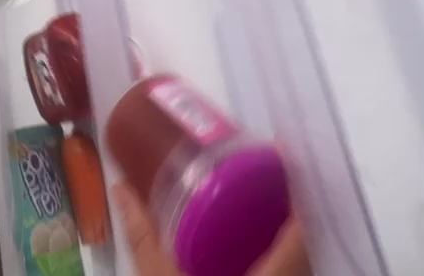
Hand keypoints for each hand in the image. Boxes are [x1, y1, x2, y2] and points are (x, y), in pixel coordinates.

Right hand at [114, 183, 309, 275]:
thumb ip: (142, 235)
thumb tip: (122, 186)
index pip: (298, 237)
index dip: (296, 197)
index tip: (282, 158)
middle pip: (301, 252)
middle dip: (285, 213)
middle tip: (258, 176)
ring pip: (295, 270)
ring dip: (282, 241)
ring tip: (254, 209)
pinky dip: (276, 262)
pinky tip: (247, 255)